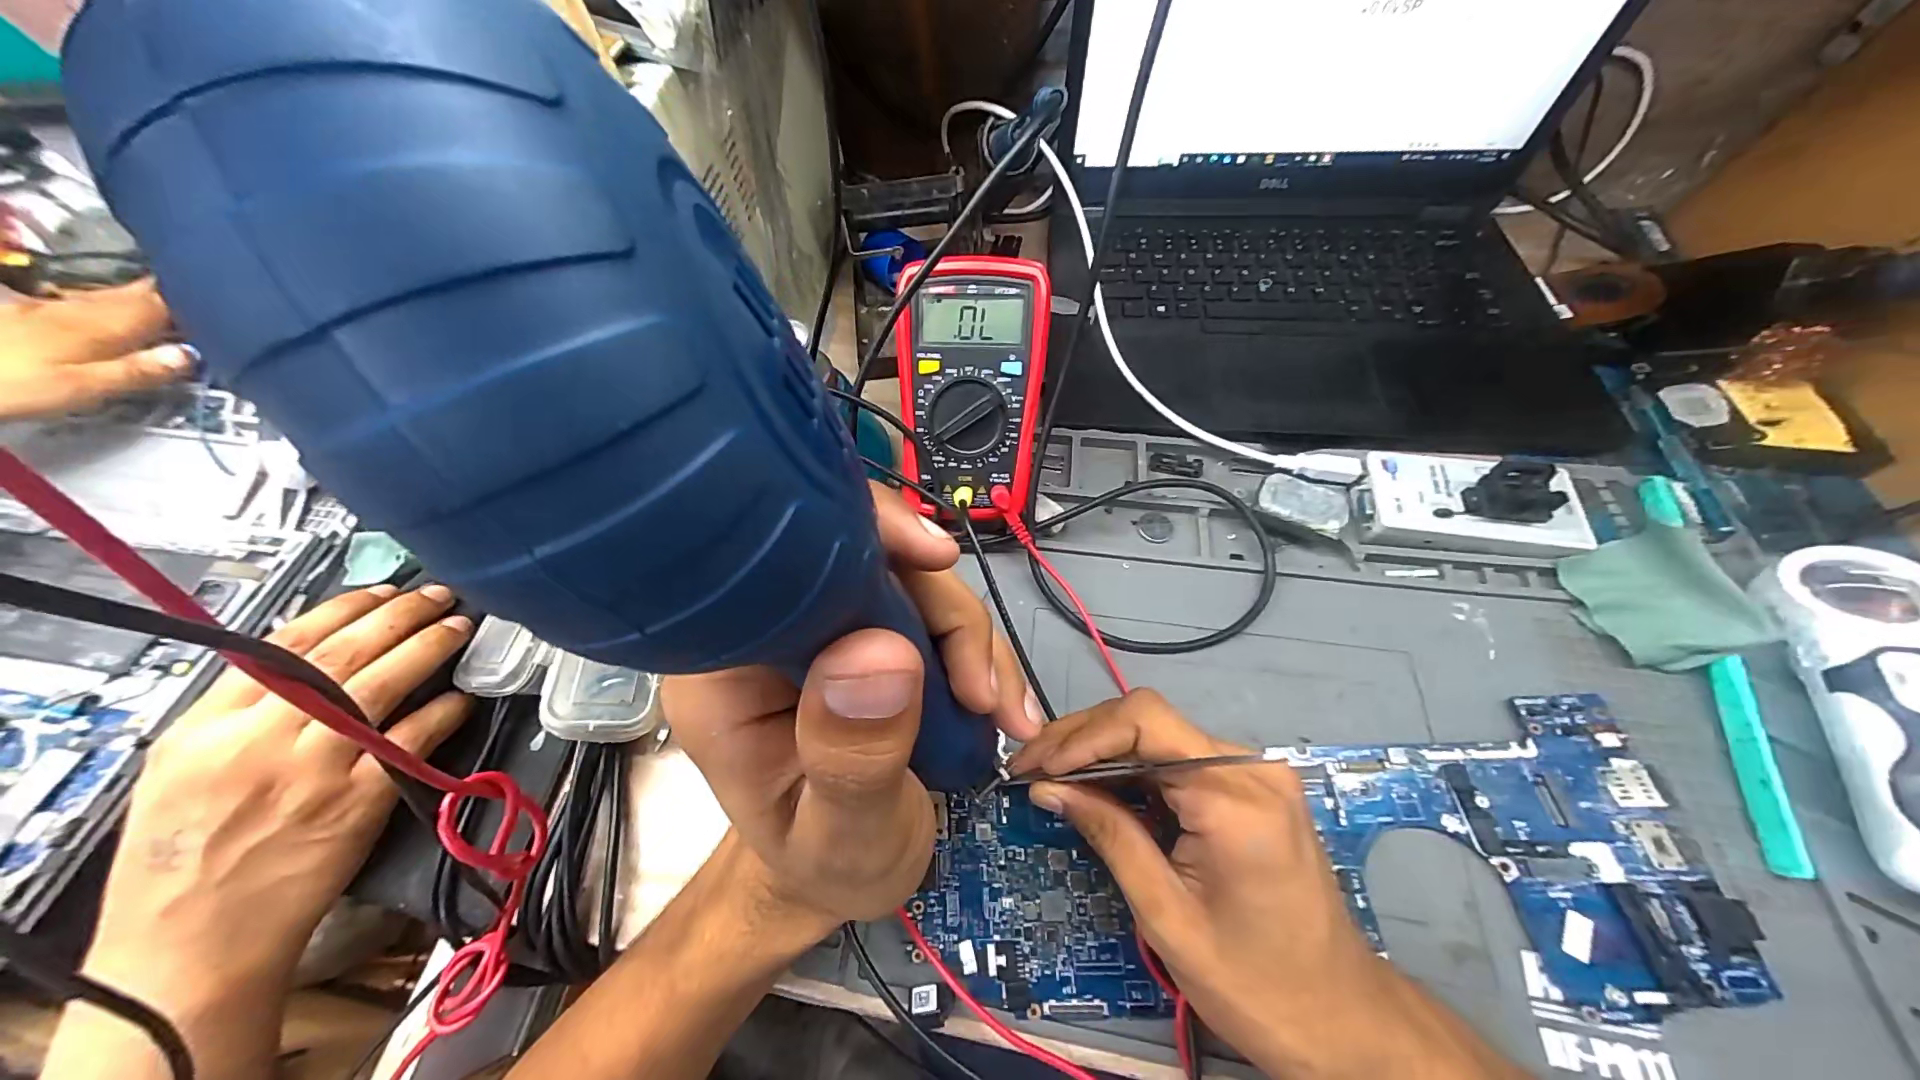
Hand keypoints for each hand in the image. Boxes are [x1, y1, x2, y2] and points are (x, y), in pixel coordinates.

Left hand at [0, 279, 193, 419]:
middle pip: (136, 296)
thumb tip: (192, 355)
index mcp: (100, 326)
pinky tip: (123, 312)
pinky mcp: (31, 315)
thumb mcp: (82, 387)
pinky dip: (116, 306)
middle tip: (210, 299)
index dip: (195, 302)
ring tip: (179, 304)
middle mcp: (79, 310)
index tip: (225, 303)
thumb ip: (138, 371)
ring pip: (111, 297)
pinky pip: (87, 304)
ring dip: (148, 299)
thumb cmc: (10, 384)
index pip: (160, 305)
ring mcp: (51, 310)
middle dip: (174, 295)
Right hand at [85, 586, 475, 991]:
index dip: (347, 609)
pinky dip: (443, 713)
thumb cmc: (185, 852)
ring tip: (460, 626)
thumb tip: (313, 654)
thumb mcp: (184, 766)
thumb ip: (243, 709)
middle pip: (344, 655)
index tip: (385, 590)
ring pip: (383, 686)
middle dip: (400, 616)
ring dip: (429, 648)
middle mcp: (262, 737)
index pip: (286, 644)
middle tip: (440, 595)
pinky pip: (412, 741)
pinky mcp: (358, 799)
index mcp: (208, 725)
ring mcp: (315, 767)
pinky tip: (465, 698)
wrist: (192, 940)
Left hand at [666, 482, 1039, 930]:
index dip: (860, 534)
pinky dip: (976, 652)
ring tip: (1000, 715)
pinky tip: (999, 705)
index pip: (782, 561)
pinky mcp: (870, 639)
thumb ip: (852, 755)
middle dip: (943, 615)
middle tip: (984, 694)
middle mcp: (774, 631)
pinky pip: (932, 615)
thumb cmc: (822, 868)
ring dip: (969, 640)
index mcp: (729, 666)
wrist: (841, 875)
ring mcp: (826, 630)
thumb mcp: (840, 836)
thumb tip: (881, 652)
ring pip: (912, 584)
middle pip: (868, 562)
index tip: (936, 561)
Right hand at [1009, 691, 1524, 1079]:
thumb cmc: (1256, 984)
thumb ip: (1110, 835)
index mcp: (1235, 794)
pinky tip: (1093, 788)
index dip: (1081, 736)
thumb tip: (1048, 787)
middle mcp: (1249, 766)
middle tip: (1027, 767)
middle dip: (1080, 740)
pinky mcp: (1249, 787)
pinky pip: (1176, 760)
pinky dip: (1130, 770)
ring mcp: (1254, 773)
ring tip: (1048, 776)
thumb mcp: (1167, 915)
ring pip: (1157, 735)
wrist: (1344, 1020)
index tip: (1036, 768)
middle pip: (1146, 720)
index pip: (1144, 721)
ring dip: (1100, 752)